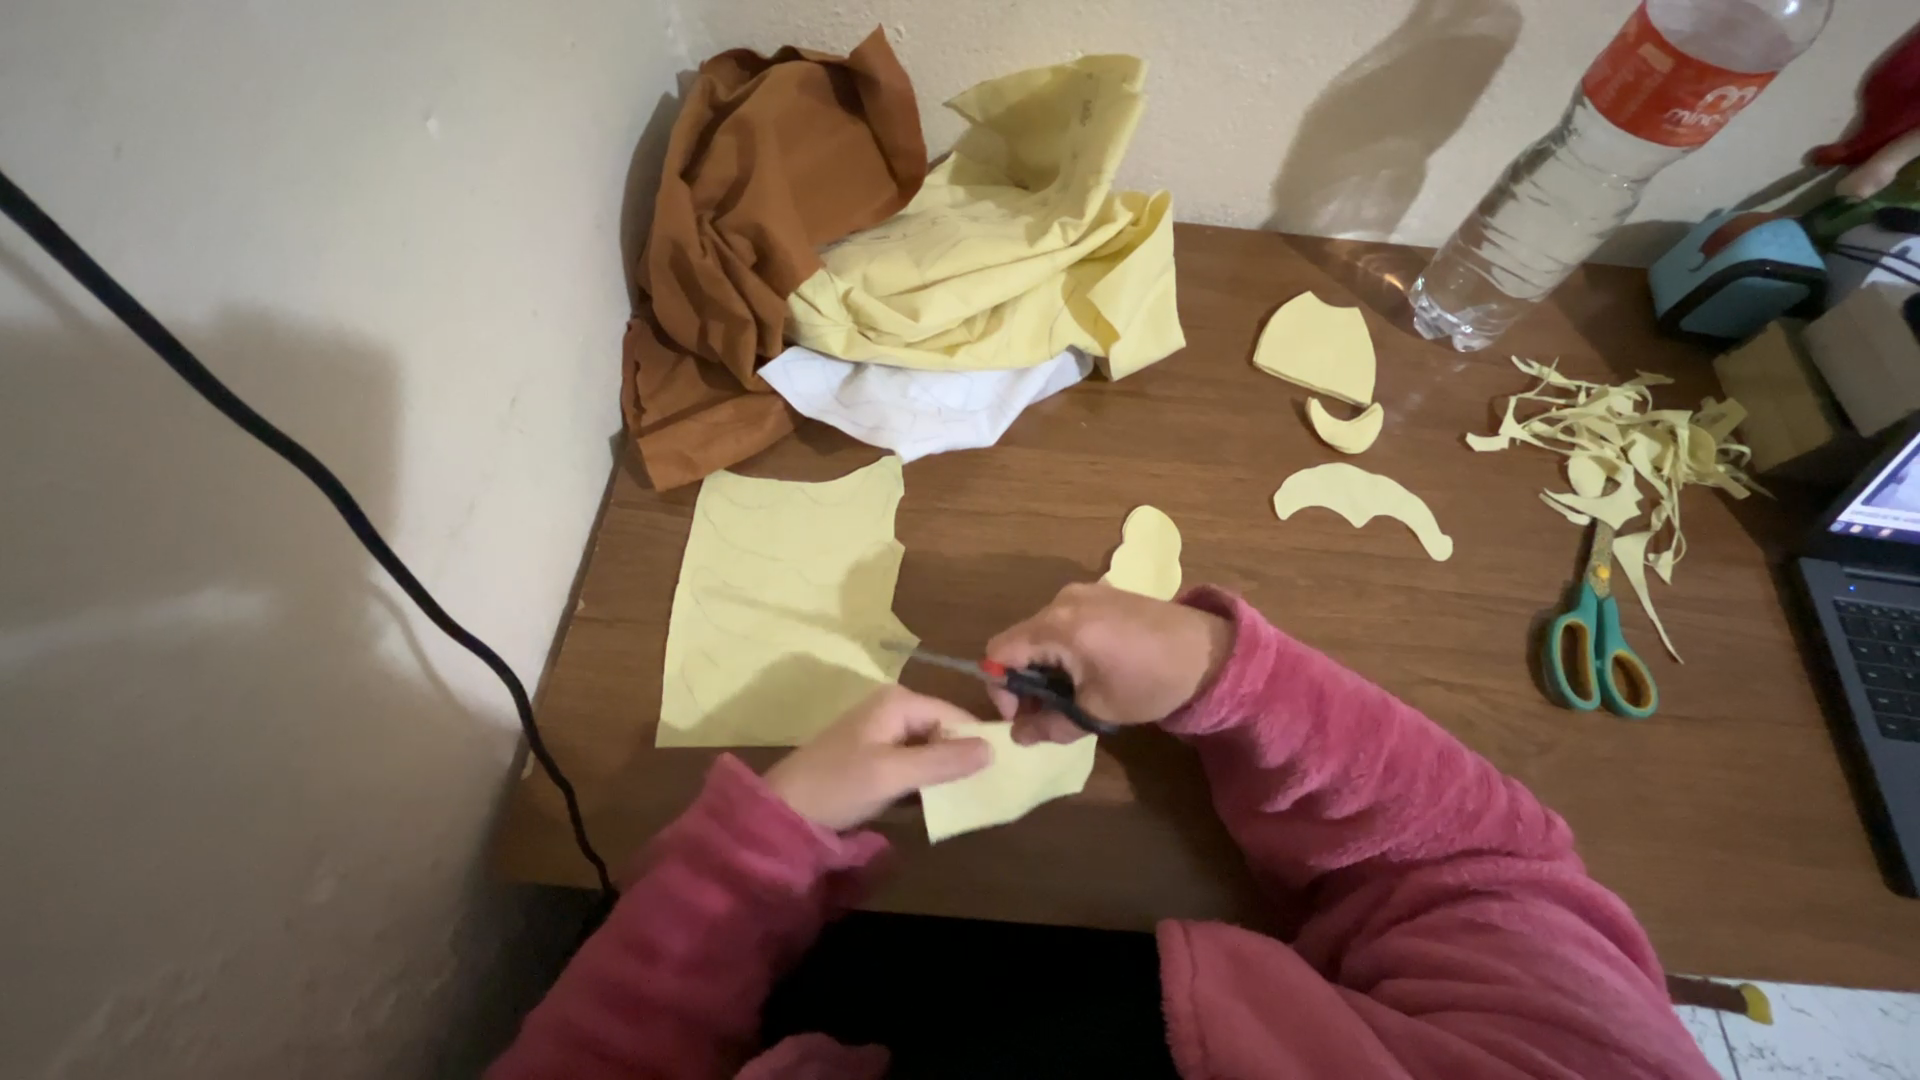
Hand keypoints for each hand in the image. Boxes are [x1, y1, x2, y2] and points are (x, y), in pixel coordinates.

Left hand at [764, 685, 992, 830]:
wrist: (784, 811)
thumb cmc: (839, 785)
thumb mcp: (893, 774)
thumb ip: (942, 761)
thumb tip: (992, 748)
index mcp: (898, 702)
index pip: (954, 713)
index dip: (977, 739)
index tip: (1002, 770)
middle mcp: (892, 709)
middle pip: (943, 728)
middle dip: (962, 756)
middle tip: (988, 787)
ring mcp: (882, 732)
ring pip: (929, 747)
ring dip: (945, 771)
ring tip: (971, 796)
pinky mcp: (875, 757)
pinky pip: (913, 762)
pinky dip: (926, 779)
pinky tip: (939, 800)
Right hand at [985, 582, 1234, 745]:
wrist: (1210, 653)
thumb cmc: (1150, 683)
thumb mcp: (1097, 710)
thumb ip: (1050, 724)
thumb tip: (1020, 737)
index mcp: (1057, 627)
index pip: (999, 653)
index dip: (1000, 688)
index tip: (1022, 717)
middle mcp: (1062, 601)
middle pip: (1019, 641)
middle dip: (1024, 681)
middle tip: (1046, 713)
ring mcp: (1082, 592)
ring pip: (1041, 632)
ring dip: (1044, 666)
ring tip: (1071, 694)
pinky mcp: (1100, 593)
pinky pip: (1063, 622)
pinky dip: (1062, 649)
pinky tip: (1089, 670)